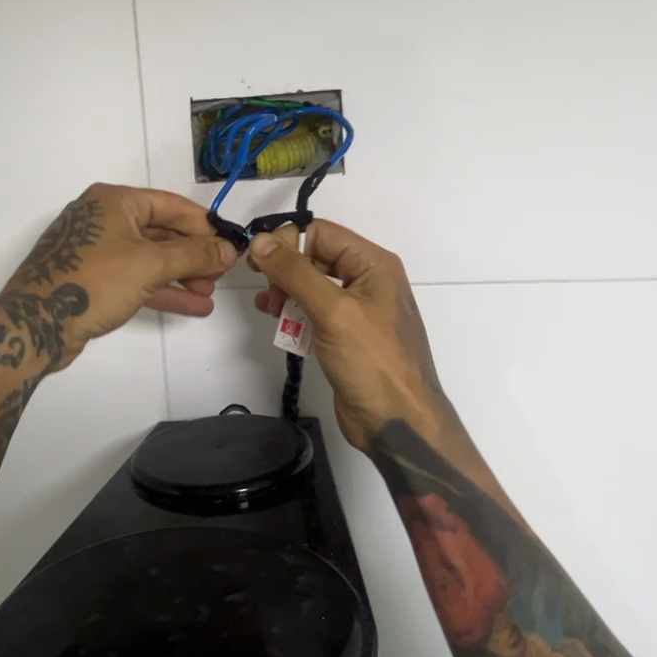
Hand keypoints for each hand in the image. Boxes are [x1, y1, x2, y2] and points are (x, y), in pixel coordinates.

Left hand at [4, 184, 237, 369]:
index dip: (203, 225)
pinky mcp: (93, 280)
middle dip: (193, 254)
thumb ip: (194, 255)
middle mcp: (104, 219)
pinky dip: (163, 290)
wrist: (36, 324)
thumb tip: (229, 249)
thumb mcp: (150, 264)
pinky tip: (192, 305)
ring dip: (181, 275)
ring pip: (150, 258)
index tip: (230, 244)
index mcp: (114, 201)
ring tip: (209, 293)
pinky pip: (136, 279)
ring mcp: (96, 251)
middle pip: (161, 231)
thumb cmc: (94, 281)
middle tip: (222, 273)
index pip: (171, 205)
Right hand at [248, 221, 450, 450]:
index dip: (288, 242)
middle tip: (263, 288)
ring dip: (286, 292)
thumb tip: (259, 241)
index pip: (322, 233)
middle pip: (315, 256)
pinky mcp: (346, 335)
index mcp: (373, 264)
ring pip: (311, 285)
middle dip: (285, 269)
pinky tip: (278, 323)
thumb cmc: (372, 361)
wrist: (397, 423)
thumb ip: (295, 272)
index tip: (259, 263)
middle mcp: (367, 280)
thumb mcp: (332, 311)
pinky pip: (314, 312)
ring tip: (268, 308)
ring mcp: (357, 309)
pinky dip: (294, 314)